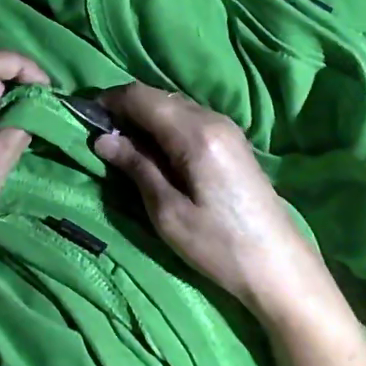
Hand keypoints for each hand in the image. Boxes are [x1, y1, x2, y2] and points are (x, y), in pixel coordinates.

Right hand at [92, 83, 332, 317]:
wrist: (280, 268)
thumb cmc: (220, 246)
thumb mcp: (168, 212)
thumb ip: (136, 167)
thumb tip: (102, 138)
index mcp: (196, 134)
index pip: (142, 96)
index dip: (110, 101)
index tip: (85, 119)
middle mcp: (213, 119)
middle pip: (158, 97)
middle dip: (126, 110)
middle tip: (101, 139)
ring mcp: (227, 128)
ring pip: (173, 107)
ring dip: (145, 119)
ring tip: (123, 149)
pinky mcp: (233, 142)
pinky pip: (189, 120)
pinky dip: (164, 128)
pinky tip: (155, 154)